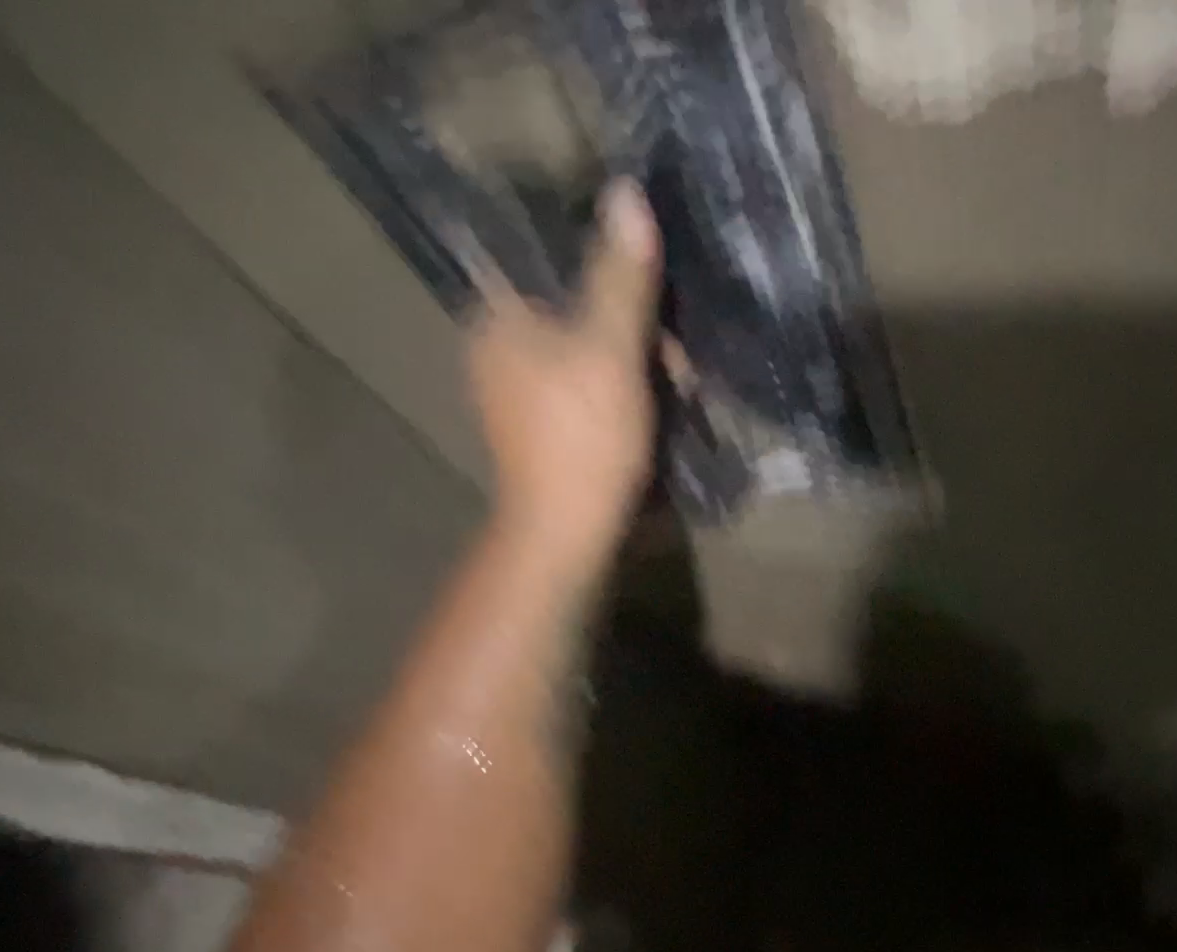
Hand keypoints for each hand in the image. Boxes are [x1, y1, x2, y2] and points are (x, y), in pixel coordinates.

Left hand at [465, 179, 674, 566]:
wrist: (565, 532)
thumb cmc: (583, 436)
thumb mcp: (610, 348)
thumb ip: (620, 274)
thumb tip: (626, 194)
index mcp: (498, 316)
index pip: (549, 254)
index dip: (607, 260)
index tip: (654, 280)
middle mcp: (499, 343)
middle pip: (578, 302)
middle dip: (636, 325)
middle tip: (675, 360)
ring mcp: (519, 385)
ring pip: (590, 343)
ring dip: (638, 359)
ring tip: (677, 386)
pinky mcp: (543, 418)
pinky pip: (588, 378)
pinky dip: (623, 384)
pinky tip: (658, 403)